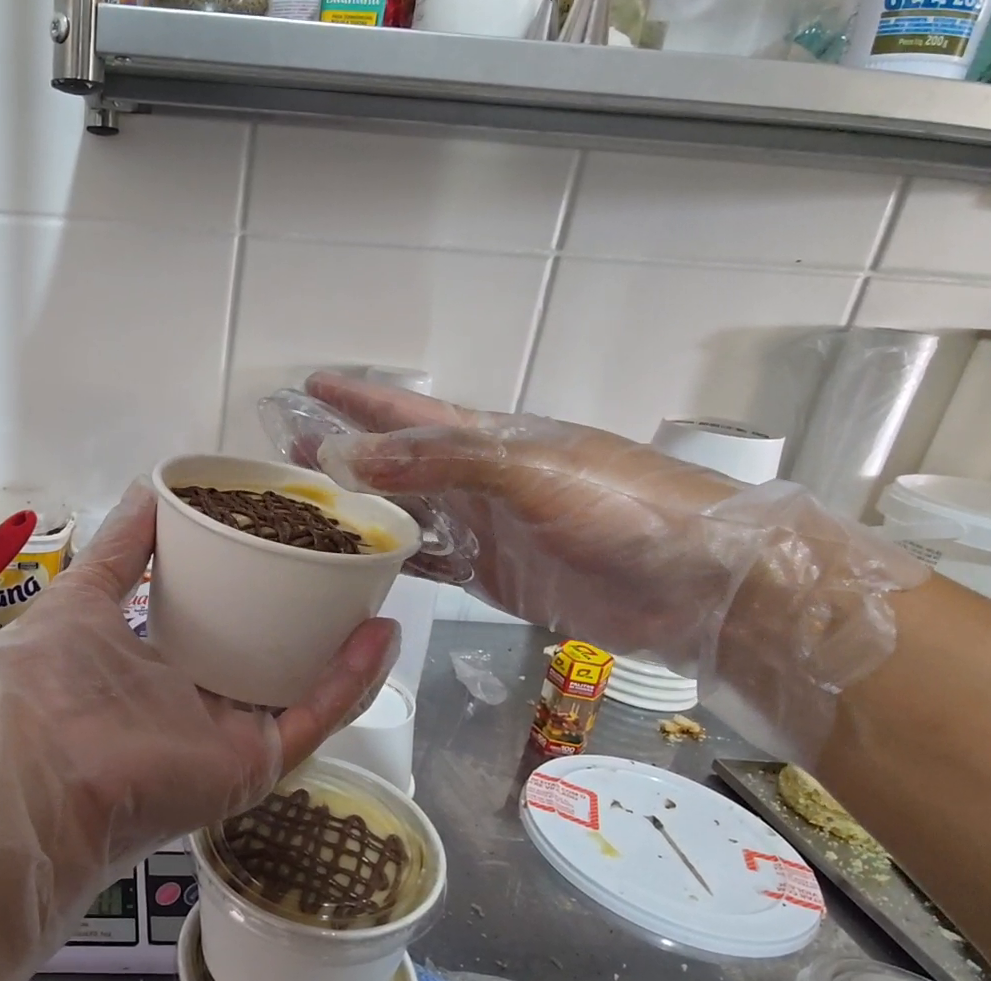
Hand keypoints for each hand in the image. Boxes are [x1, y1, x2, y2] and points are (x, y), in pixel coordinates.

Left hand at [0, 482, 398, 980]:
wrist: (35, 773)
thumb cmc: (46, 678)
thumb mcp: (80, 597)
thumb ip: (119, 548)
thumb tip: (151, 487)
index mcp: (147, 666)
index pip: (206, 620)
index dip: (240, 582)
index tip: (271, 535)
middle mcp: (190, 702)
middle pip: (259, 654)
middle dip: (299, 613)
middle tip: (334, 560)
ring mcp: (226, 736)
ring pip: (299, 686)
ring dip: (339, 643)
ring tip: (372, 588)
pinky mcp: (255, 761)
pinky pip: (315, 717)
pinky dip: (352, 678)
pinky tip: (382, 630)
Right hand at [299, 372, 925, 759]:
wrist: (703, 588)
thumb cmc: (626, 510)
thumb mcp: (530, 472)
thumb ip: (442, 462)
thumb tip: (347, 456)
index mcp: (491, 440)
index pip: (407, 413)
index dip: (359, 398)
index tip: (310, 384)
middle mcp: (479, 480)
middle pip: (396, 462)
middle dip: (344, 453)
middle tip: (287, 452)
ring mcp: (485, 529)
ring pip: (406, 512)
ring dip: (361, 507)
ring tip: (309, 508)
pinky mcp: (494, 575)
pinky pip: (429, 561)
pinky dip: (394, 559)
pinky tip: (359, 563)